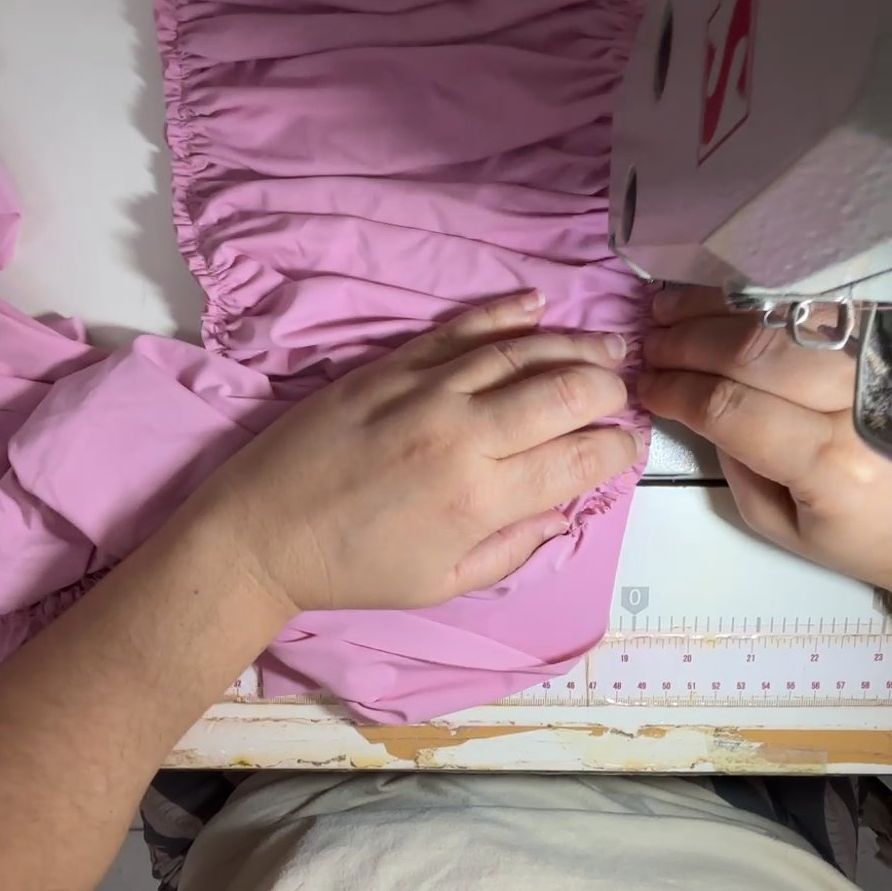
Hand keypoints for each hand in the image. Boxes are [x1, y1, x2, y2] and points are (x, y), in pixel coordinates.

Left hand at [186, 292, 641, 613]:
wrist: (264, 532)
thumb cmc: (354, 569)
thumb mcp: (442, 584)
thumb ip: (512, 549)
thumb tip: (562, 513)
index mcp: (481, 500)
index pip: (579, 459)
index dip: (617, 449)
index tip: (627, 446)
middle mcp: (464, 435)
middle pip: (565, 392)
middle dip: (609, 390)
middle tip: (623, 394)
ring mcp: (425, 390)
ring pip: (523, 351)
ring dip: (575, 346)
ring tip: (608, 349)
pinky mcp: (390, 365)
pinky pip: (461, 328)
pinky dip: (505, 314)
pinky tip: (538, 306)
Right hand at [637, 287, 891, 606]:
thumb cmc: (875, 543)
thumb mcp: (788, 529)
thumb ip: (738, 468)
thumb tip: (702, 411)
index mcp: (832, 464)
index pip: (729, 409)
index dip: (676, 391)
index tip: (644, 386)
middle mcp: (866, 405)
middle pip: (755, 352)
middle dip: (687, 343)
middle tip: (647, 342)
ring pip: (790, 318)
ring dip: (720, 309)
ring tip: (672, 306)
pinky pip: (830, 310)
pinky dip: (771, 302)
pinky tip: (732, 300)